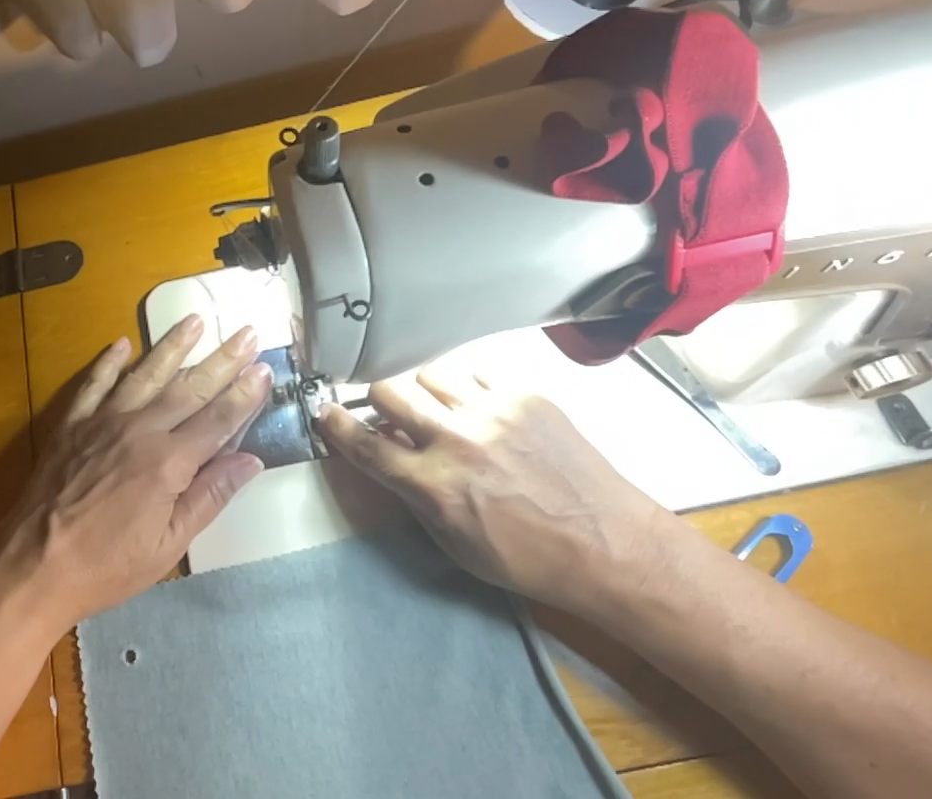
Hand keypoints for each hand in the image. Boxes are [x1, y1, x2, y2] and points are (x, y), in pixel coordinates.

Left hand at [0, 315, 270, 636]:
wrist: (32, 565)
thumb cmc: (107, 566)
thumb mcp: (168, 545)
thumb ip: (209, 496)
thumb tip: (250, 460)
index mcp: (169, 462)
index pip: (217, 419)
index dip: (244, 394)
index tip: (265, 369)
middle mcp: (139, 430)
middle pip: (189, 388)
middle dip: (222, 360)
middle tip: (246, 332)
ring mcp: (102, 422)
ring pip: (145, 374)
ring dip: (172, 346)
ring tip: (195, 319)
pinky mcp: (71, 425)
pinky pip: (94, 384)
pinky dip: (108, 362)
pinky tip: (121, 343)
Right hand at [316, 362, 675, 618]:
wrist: (607, 544)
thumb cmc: (525, 558)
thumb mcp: (454, 544)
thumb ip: (414, 496)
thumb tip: (390, 459)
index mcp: (432, 485)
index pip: (365, 444)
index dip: (335, 425)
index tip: (323, 412)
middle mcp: (454, 439)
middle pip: (388, 391)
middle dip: (380, 401)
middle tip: (394, 414)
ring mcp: (491, 411)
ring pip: (430, 373)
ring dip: (427, 392)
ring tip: (445, 411)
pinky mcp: (524, 395)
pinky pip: (476, 372)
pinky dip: (470, 389)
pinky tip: (486, 412)